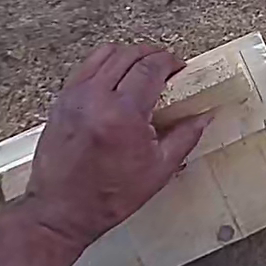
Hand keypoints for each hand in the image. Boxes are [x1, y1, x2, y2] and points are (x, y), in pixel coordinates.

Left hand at [21, 44, 213, 249]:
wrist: (60, 211)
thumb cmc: (107, 197)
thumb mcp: (158, 170)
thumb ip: (185, 136)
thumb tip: (204, 117)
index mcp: (123, 114)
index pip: (150, 67)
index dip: (169, 61)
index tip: (178, 66)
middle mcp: (96, 98)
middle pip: (129, 55)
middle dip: (152, 54)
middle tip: (165, 66)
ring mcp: (75, 96)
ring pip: (106, 53)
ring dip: (128, 55)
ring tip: (141, 68)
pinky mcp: (62, 100)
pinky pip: (87, 66)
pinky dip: (106, 64)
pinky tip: (117, 78)